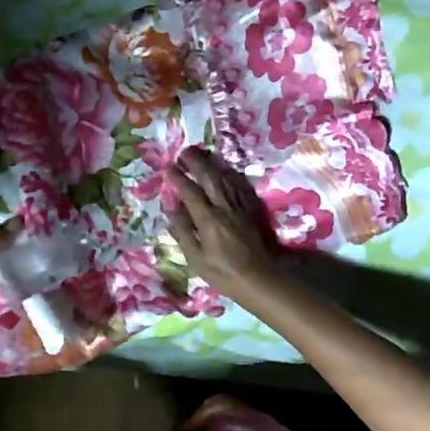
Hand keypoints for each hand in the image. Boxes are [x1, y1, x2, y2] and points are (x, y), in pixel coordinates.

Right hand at [166, 148, 276, 296]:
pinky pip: (240, 186)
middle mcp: (225, 207)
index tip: (168, 168)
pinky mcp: (252, 209)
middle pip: (209, 177)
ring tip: (201, 155)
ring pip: (226, 178)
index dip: (178, 178)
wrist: (261, 278)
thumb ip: (183, 232)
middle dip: (196, 162)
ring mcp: (241, 206)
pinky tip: (225, 171)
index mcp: (208, 219)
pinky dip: (230, 175)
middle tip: (184, 152)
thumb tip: (171, 210)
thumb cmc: (224, 273)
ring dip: (212, 164)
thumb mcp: (196, 259)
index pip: (190, 192)